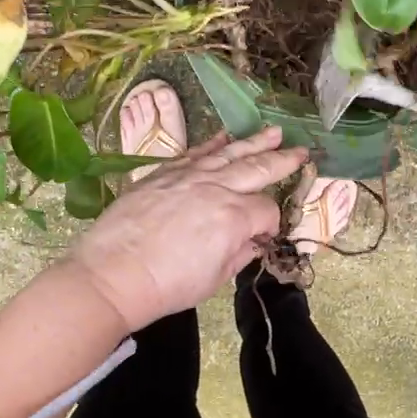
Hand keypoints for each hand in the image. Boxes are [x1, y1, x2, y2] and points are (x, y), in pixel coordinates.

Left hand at [65, 127, 306, 331]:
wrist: (114, 274)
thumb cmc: (168, 285)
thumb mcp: (215, 279)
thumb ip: (238, 254)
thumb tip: (251, 241)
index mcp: (234, 217)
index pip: (267, 210)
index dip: (271, 224)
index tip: (264, 237)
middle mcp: (216, 188)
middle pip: (257, 168)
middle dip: (282, 160)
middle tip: (302, 150)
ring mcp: (187, 176)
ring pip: (228, 153)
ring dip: (254, 142)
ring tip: (273, 132)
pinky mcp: (163, 174)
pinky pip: (194, 153)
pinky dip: (211, 144)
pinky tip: (225, 137)